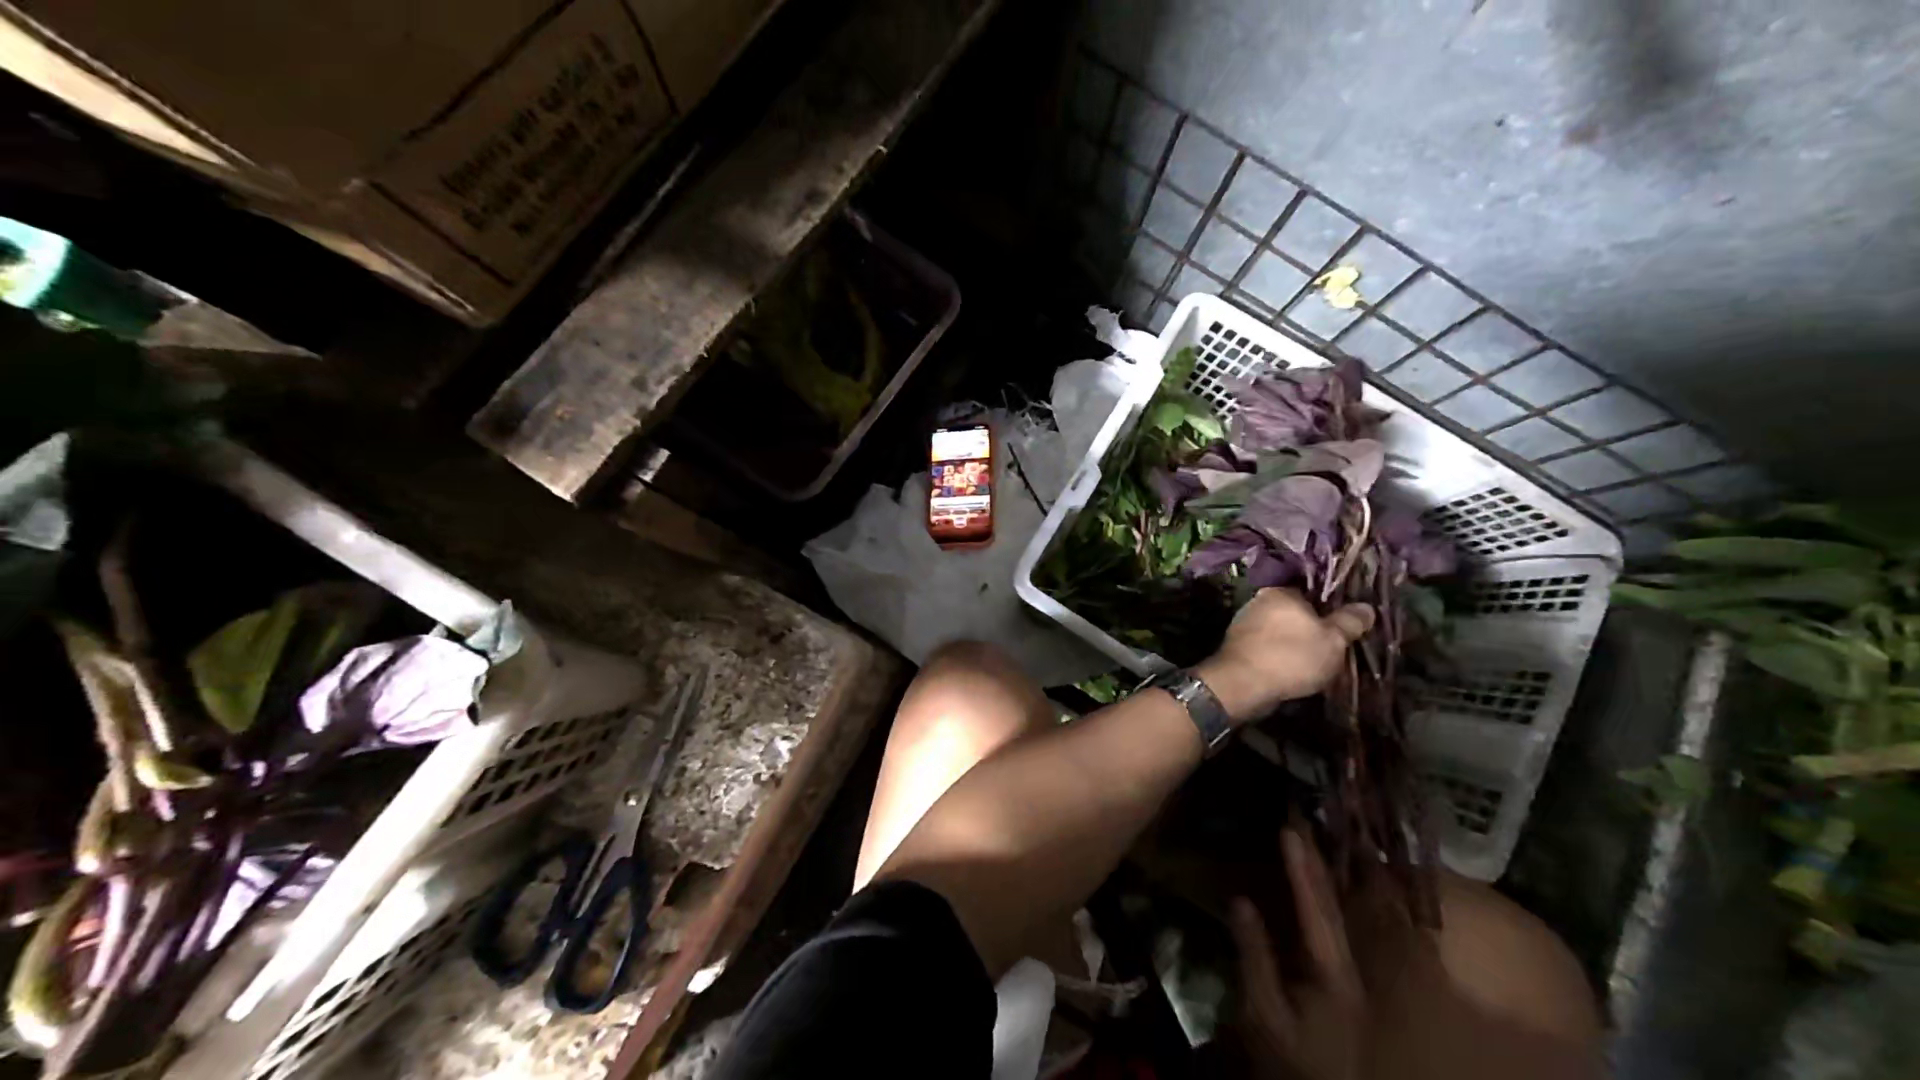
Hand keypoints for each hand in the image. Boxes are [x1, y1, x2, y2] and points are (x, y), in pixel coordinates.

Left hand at [1194, 588, 1372, 722]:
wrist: (1242, 684)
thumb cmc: (1292, 656)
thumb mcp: (1333, 640)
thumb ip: (1350, 622)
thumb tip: (1367, 607)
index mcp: (1280, 592)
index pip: (1312, 595)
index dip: (1331, 613)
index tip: (1344, 632)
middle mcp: (1258, 602)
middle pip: (1295, 615)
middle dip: (1311, 632)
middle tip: (1331, 652)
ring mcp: (1244, 625)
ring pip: (1280, 633)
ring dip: (1294, 647)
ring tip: (1313, 667)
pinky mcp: (1237, 647)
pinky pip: (1267, 649)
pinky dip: (1279, 658)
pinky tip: (1290, 673)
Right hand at [1231, 826, 1367, 1079]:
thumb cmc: (1298, 1061)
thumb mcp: (1265, 1018)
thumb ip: (1255, 960)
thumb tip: (1240, 902)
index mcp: (1330, 972)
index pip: (1316, 910)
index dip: (1302, 869)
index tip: (1291, 830)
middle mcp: (1355, 966)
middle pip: (1342, 905)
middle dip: (1324, 861)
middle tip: (1311, 821)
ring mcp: (1367, 975)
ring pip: (1364, 916)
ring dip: (1350, 875)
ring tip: (1337, 838)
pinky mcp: (1367, 984)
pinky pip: (1371, 932)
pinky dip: (1367, 902)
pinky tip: (1359, 883)